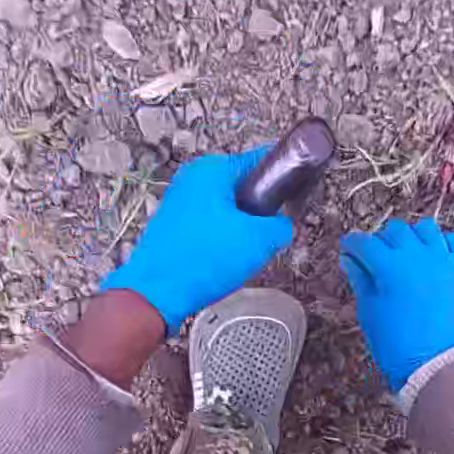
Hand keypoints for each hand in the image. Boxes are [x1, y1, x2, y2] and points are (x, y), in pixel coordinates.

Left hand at [102, 147, 295, 335]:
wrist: (158, 294)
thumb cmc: (197, 262)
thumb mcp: (258, 241)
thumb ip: (281, 226)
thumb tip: (284, 225)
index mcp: (211, 170)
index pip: (261, 160)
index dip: (284, 178)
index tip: (295, 195)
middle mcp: (193, 180)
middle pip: (245, 188)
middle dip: (260, 213)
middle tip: (265, 235)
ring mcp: (182, 202)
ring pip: (229, 211)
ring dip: (242, 230)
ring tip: (241, 252)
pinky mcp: (177, 226)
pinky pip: (212, 227)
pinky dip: (223, 241)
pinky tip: (223, 260)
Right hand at [339, 217, 453, 390]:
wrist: (430, 362)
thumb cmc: (393, 341)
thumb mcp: (369, 310)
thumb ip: (360, 279)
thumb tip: (349, 259)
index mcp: (389, 266)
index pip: (365, 242)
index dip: (352, 244)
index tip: (348, 249)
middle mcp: (417, 256)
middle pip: (395, 230)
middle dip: (381, 240)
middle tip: (375, 258)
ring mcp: (441, 260)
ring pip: (424, 228)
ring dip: (411, 236)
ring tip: (405, 254)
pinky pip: (450, 241)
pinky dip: (438, 243)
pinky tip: (429, 256)